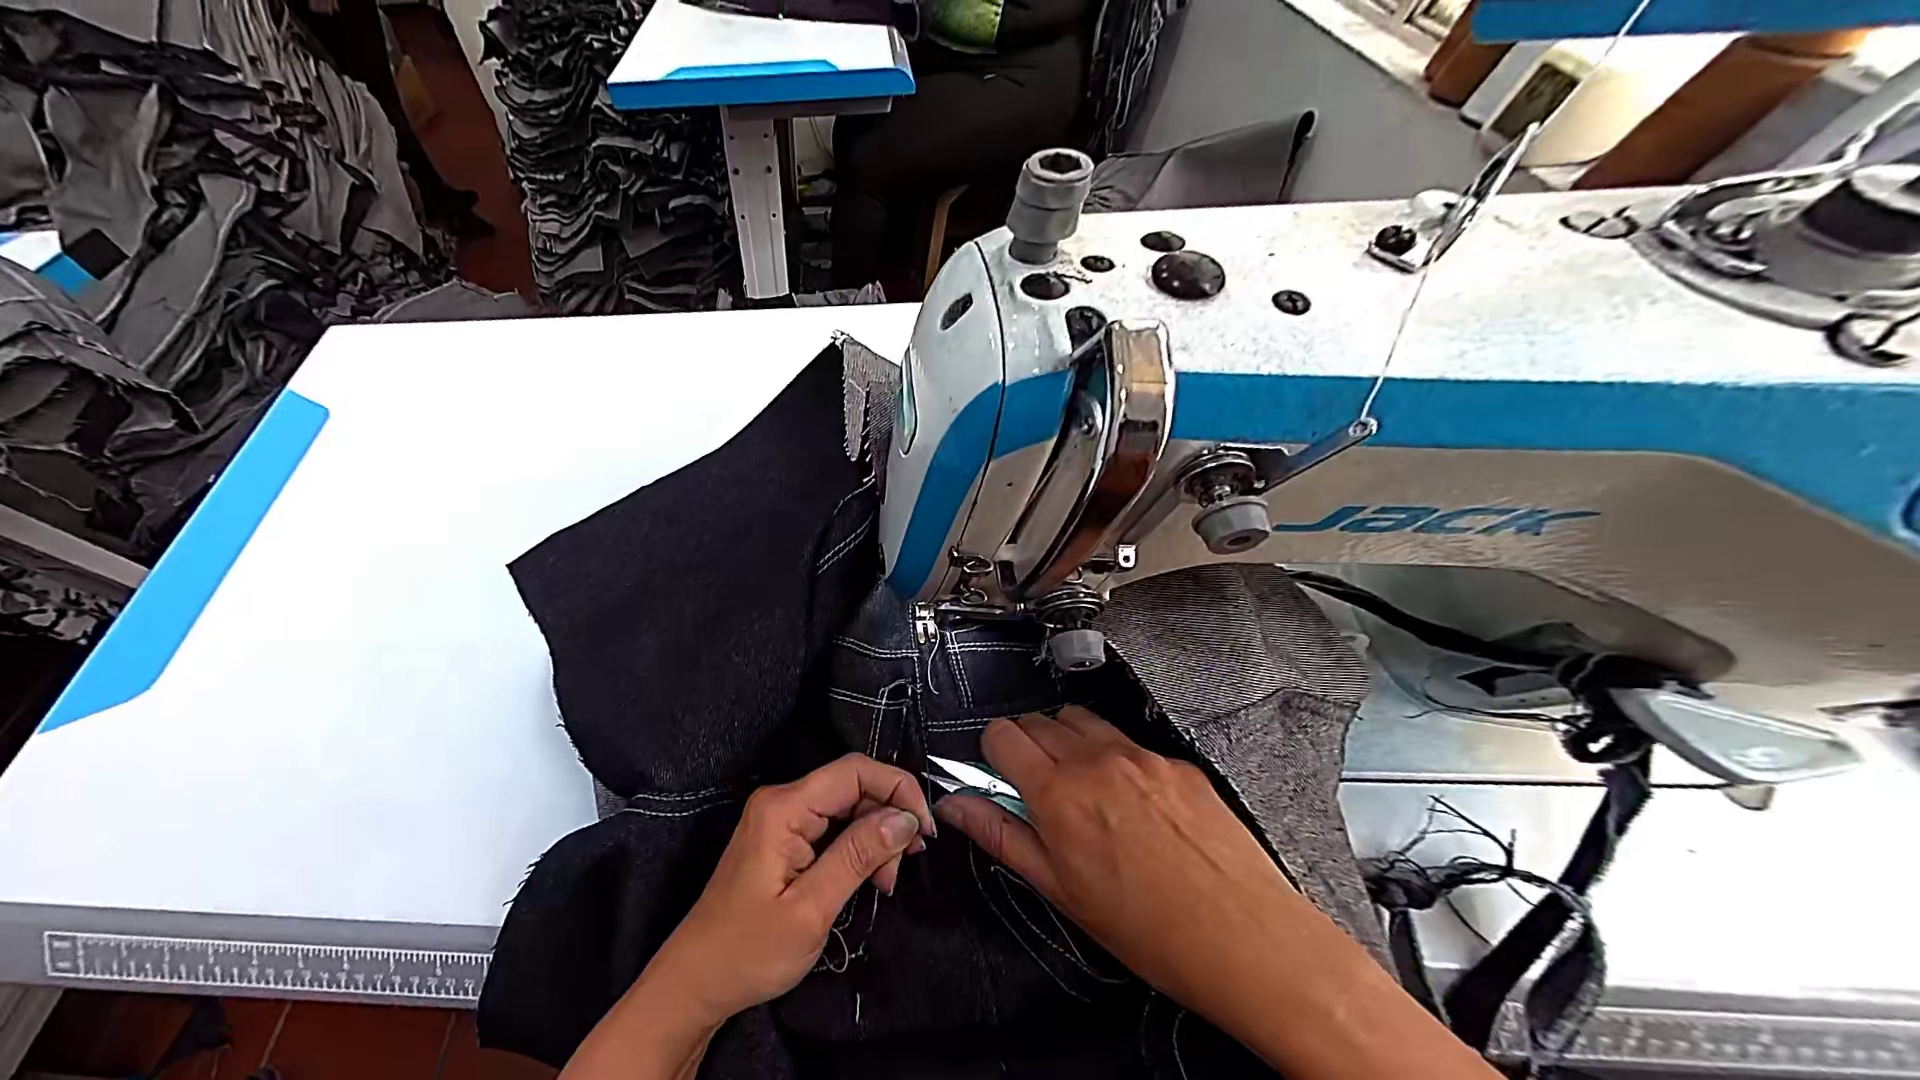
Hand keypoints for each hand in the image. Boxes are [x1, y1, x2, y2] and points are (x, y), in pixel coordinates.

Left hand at [639, 753, 935, 1025]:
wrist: (694, 984)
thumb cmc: (748, 951)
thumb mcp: (812, 908)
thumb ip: (859, 855)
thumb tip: (905, 818)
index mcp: (784, 807)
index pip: (856, 770)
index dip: (898, 789)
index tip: (924, 829)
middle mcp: (783, 800)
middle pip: (854, 786)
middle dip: (888, 820)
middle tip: (902, 867)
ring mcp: (782, 817)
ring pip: (849, 806)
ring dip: (876, 837)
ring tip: (884, 882)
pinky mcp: (785, 836)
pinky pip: (834, 825)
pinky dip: (858, 847)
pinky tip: (868, 876)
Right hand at [932, 707, 1309, 1013]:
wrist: (1246, 938)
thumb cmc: (1157, 931)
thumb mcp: (1061, 890)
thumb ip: (1002, 835)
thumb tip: (960, 809)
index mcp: (1061, 794)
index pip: (1001, 735)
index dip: (990, 753)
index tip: (996, 775)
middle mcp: (1099, 762)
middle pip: (1038, 720)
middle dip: (1026, 746)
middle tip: (1036, 789)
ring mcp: (1141, 756)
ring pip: (1081, 720)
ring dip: (1067, 742)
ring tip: (1080, 792)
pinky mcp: (1174, 761)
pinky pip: (1127, 741)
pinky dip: (1113, 759)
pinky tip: (1128, 804)